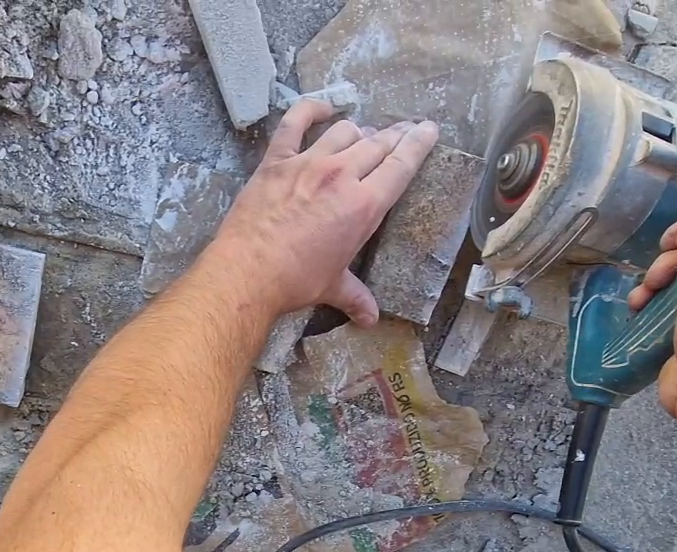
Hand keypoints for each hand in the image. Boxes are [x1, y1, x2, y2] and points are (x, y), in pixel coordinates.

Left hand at [200, 100, 439, 325]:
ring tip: (364, 133)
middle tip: (402, 131)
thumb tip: (371, 319)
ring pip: (344, 132)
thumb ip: (355, 297)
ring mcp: (307, 163)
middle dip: (394, 135)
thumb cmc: (294, 282)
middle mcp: (341, 176)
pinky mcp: (276, 161)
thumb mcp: (331, 288)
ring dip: (358, 131)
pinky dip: (310, 109)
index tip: (428, 129)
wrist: (247, 273)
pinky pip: (295, 122)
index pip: (401, 165)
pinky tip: (322, 107)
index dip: (418, 144)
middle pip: (377, 143)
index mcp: (363, 206)